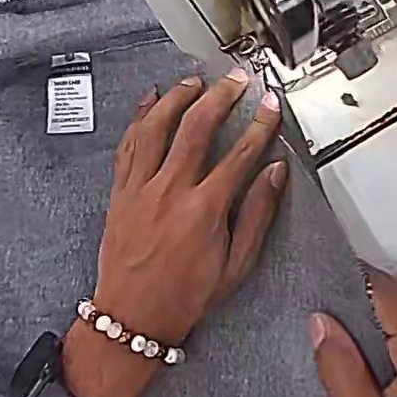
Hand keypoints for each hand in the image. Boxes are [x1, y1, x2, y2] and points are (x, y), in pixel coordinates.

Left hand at [64, 69, 287, 396]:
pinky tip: (149, 101)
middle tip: (235, 80)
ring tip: (194, 81)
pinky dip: (139, 118)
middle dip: (220, 97)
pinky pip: (128, 145)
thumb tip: (276, 174)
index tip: (269, 106)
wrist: (133, 315)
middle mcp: (170, 191)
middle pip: (197, 128)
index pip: (240, 154)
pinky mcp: (120, 191)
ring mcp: (141, 188)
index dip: (260, 125)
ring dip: (177, 98)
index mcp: (204, 210)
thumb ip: (258, 213)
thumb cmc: (184, 295)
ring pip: (157, 127)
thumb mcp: (236, 264)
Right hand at [311, 273, 396, 396]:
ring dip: (366, 337)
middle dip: (350, 311)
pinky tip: (358, 373)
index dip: (347, 279)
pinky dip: (383, 354)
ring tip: (325, 347)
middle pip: (391, 308)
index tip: (309, 279)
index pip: (384, 290)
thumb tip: (319, 319)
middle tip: (308, 323)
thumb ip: (343, 372)